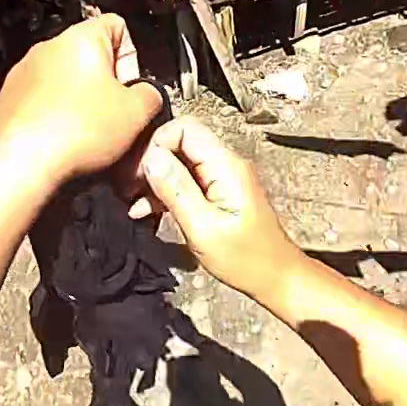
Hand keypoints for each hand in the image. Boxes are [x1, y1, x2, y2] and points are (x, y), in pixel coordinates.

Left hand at [0, 14, 163, 190]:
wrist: (20, 165)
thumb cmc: (70, 134)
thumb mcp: (137, 113)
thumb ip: (152, 95)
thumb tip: (148, 97)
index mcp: (81, 39)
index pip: (118, 26)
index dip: (133, 58)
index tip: (133, 87)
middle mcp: (48, 50)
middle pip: (91, 61)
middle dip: (108, 91)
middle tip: (117, 119)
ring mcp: (25, 76)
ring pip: (67, 86)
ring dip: (83, 109)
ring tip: (90, 139)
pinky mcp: (10, 104)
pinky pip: (45, 107)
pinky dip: (58, 124)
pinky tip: (65, 147)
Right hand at [130, 118, 301, 299]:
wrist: (275, 278)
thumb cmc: (245, 259)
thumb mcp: (203, 227)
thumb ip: (176, 190)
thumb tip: (151, 157)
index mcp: (225, 166)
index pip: (184, 128)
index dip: (157, 145)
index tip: (140, 175)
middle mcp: (224, 164)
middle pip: (179, 142)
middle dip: (152, 162)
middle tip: (132, 190)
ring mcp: (221, 178)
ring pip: (179, 162)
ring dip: (155, 180)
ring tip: (136, 204)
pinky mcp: (217, 192)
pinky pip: (185, 181)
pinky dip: (165, 193)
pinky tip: (147, 211)